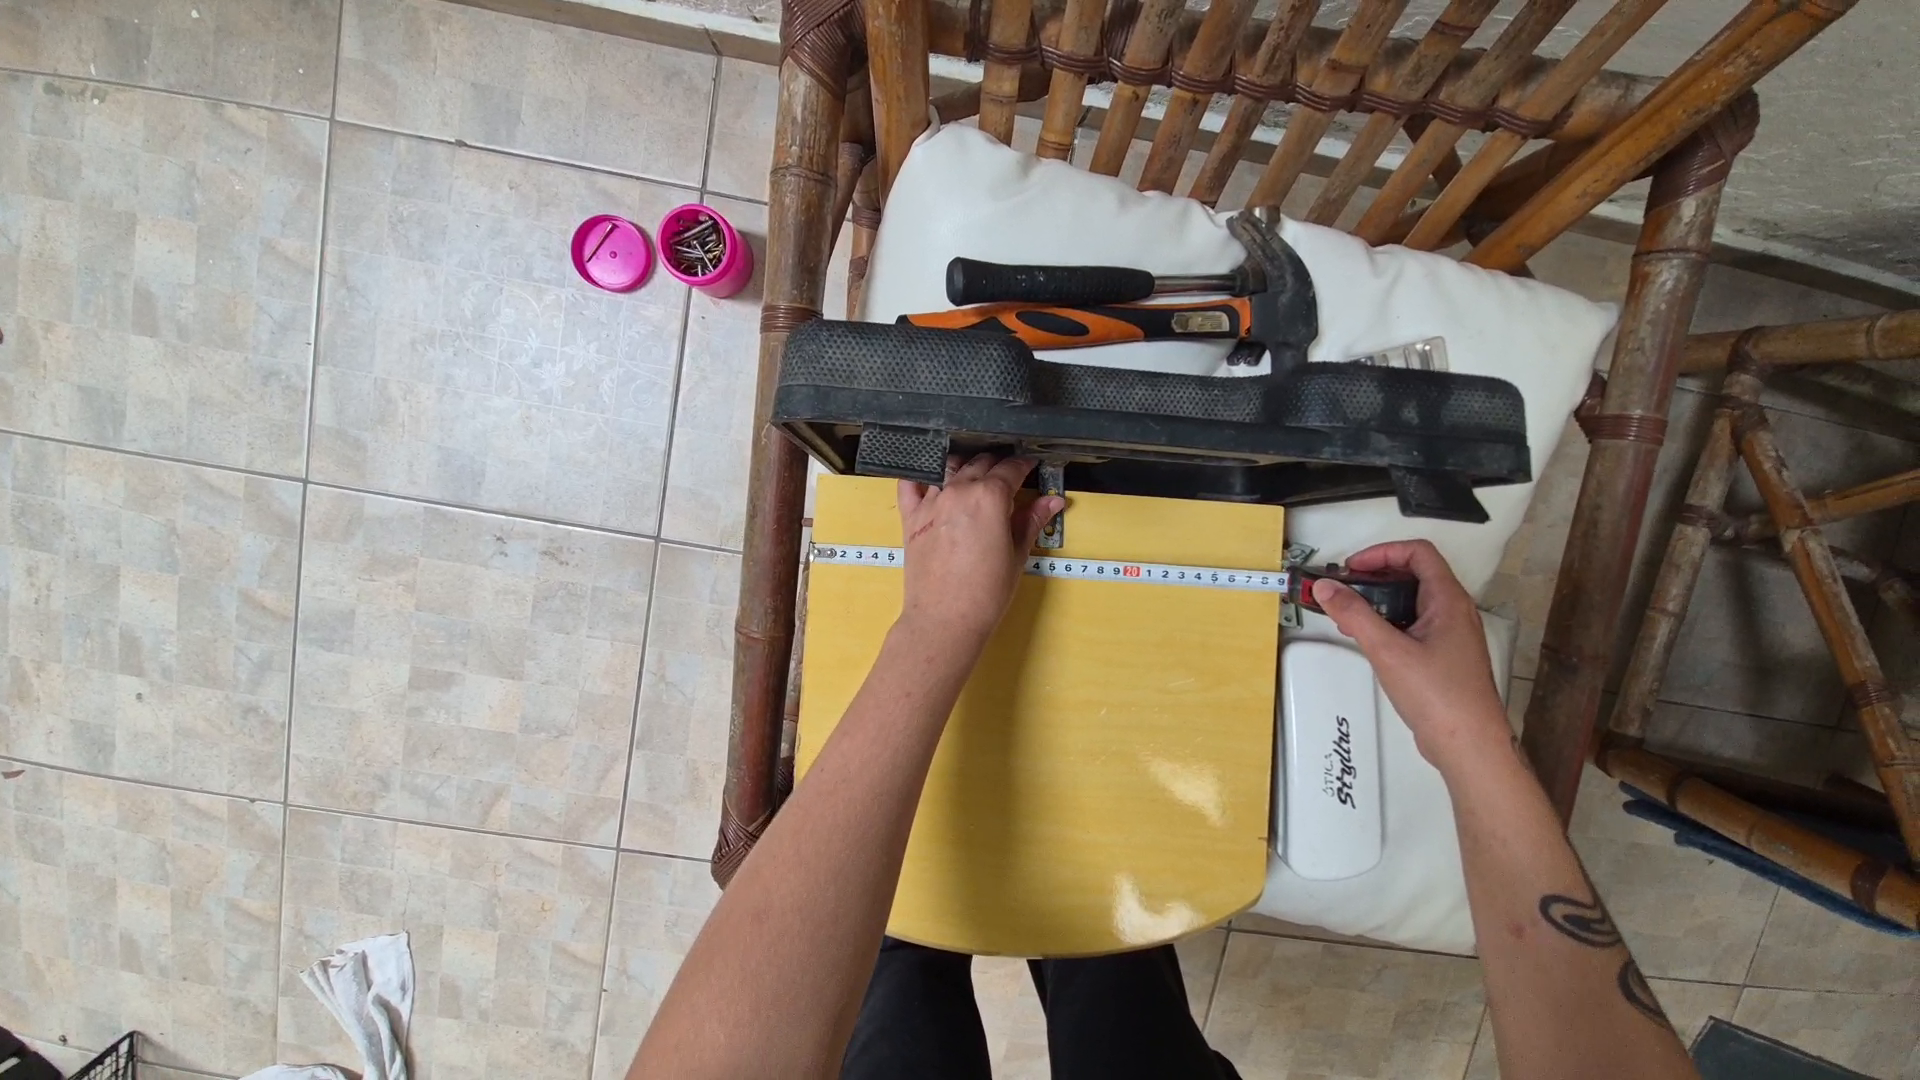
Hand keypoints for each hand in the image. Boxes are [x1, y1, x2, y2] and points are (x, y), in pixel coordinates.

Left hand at [896, 455, 1063, 649]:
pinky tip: (933, 478)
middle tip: (1008, 474)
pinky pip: (911, 483)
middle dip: (997, 464)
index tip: (1030, 465)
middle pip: (980, 463)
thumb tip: (1053, 501)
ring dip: (965, 465)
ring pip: (949, 467)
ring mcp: (931, 501)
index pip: (1010, 469)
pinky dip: (922, 475)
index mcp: (989, 497)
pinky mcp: (910, 516)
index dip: (1024, 465)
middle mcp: (958, 490)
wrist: (945, 619)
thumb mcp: (1017, 554)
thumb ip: (1032, 520)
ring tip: (976, 474)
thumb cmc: (986, 593)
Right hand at [1310, 540, 1510, 772]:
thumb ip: (1353, 614)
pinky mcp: (1442, 655)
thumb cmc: (1437, 694)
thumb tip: (1324, 586)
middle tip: (1343, 590)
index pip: (1418, 553)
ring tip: (1348, 615)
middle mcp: (1453, 611)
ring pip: (1411, 600)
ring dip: (1378, 600)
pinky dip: (1386, 621)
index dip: (1382, 553)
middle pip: (1414, 573)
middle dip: (1374, 576)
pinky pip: (1412, 623)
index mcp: (1448, 601)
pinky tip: (1366, 639)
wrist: (1469, 744)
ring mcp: (1450, 634)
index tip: (1351, 569)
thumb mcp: (1387, 650)